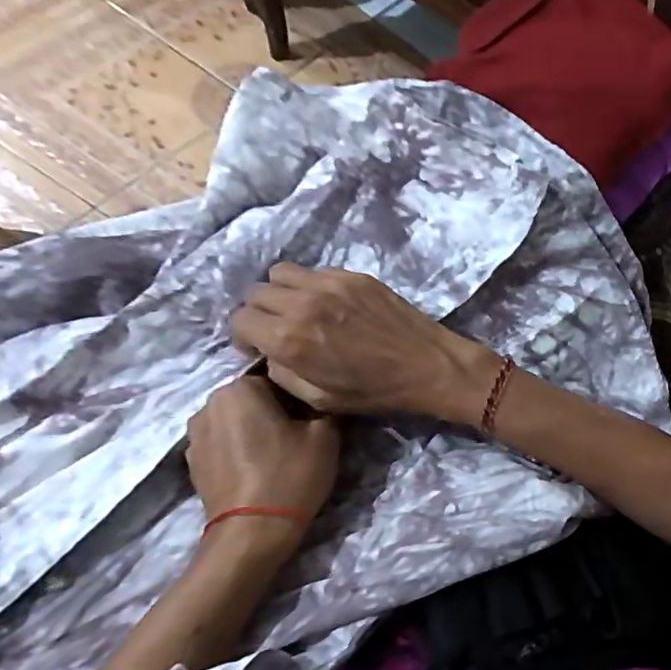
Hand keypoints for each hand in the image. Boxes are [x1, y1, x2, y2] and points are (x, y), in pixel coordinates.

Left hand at [187, 375, 338, 535]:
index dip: (302, 393)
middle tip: (305, 430)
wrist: (253, 527)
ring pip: (237, 420)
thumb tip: (322, 401)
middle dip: (277, 408)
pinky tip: (262, 466)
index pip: (277, 377)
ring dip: (258, 428)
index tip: (318, 413)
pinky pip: (224, 442)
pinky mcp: (192, 461)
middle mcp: (208, 405)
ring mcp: (194, 435)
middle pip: (253, 397)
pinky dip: (243, 447)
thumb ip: (324, 407)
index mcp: (238, 390)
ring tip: (283, 450)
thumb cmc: (291, 472)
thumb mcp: (327, 434)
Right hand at [230, 264, 497, 419]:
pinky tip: (333, 305)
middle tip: (282, 329)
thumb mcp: (319, 398)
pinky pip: (317, 271)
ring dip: (284, 292)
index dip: (246, 337)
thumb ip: (281, 372)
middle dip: (261, 313)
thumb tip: (267, 351)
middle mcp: (303, 304)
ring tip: (302, 311)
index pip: (238, 320)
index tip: (262, 346)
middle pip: (256, 294)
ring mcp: (332, 284)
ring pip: (281, 274)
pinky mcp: (357, 277)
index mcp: (289, 338)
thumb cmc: (379, 390)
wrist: (433, 367)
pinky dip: (314, 285)